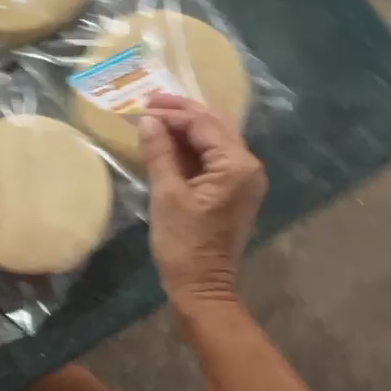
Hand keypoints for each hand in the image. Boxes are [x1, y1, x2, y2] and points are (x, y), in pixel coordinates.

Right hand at [139, 93, 267, 309]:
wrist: (202, 287)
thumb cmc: (183, 244)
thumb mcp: (166, 195)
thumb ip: (159, 153)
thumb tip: (148, 120)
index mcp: (237, 166)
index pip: (203, 125)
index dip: (172, 113)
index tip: (142, 105)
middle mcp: (248, 167)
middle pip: (215, 126)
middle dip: (182, 113)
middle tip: (149, 103)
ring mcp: (243, 180)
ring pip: (215, 140)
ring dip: (186, 129)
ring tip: (155, 119)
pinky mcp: (233, 191)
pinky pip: (213, 158)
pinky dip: (191, 148)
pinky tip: (168, 144)